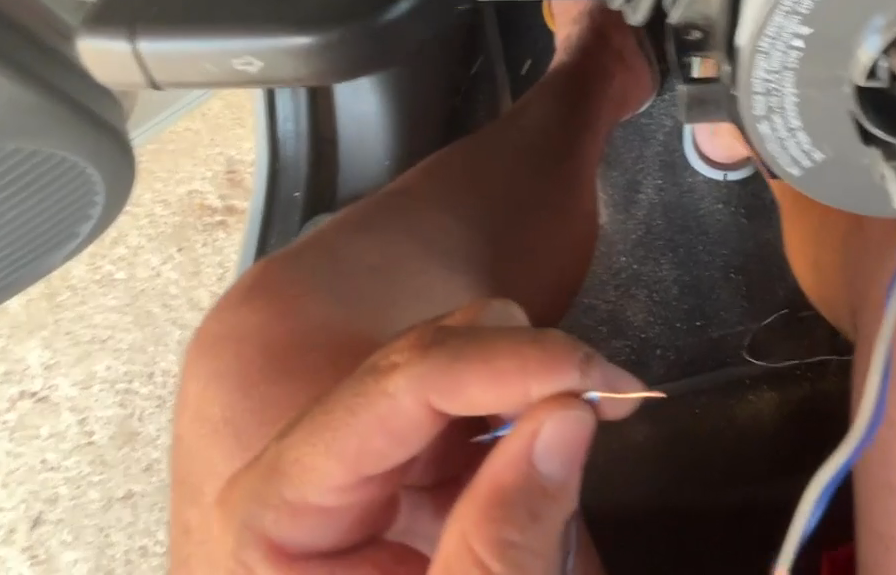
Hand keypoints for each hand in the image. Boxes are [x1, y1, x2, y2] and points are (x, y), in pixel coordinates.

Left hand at [208, 299, 646, 573]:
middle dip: (528, 367)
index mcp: (279, 507)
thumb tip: (572, 410)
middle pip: (429, 356)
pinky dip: (522, 402)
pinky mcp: (395, 457)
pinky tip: (541, 447)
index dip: (506, 362)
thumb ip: (505, 543)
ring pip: (455, 352)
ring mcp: (353, 451)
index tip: (600, 377)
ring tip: (576, 434)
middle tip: (616, 398)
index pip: (400, 385)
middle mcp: (307, 458)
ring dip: (529, 381)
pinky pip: (469, 391)